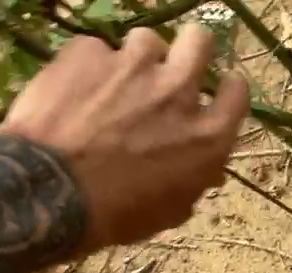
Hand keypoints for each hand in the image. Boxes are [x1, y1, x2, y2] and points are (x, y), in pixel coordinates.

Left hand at [0, 26, 247, 253]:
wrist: (54, 189)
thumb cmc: (123, 212)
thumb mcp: (174, 207)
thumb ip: (196, 177)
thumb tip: (207, 168)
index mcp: (209, 137)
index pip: (237, 92)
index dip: (228, 88)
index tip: (217, 91)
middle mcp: (178, 93)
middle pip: (200, 40)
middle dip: (192, 49)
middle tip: (175, 66)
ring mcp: (132, 66)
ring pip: (148, 39)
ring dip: (141, 58)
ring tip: (123, 80)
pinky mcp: (88, 52)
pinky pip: (98, 49)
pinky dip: (94, 66)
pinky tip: (81, 89)